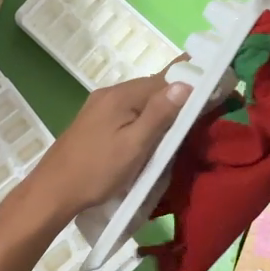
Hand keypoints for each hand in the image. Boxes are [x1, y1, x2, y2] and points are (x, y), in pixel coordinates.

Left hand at [18, 74, 189, 221]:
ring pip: (139, 99)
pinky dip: (145, 114)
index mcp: (121, 96)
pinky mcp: (94, 121)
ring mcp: (99, 106)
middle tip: (206, 100)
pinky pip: (128, 109)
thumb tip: (185, 83)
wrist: (53, 190)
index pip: (163, 80)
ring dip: (161, 104)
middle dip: (177, 92)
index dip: (189, 81)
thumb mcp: (134, 145)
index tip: (216, 82)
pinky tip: (154, 127)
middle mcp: (109, 93)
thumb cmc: (97, 170)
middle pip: (151, 87)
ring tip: (186, 115)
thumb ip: (159, 114)